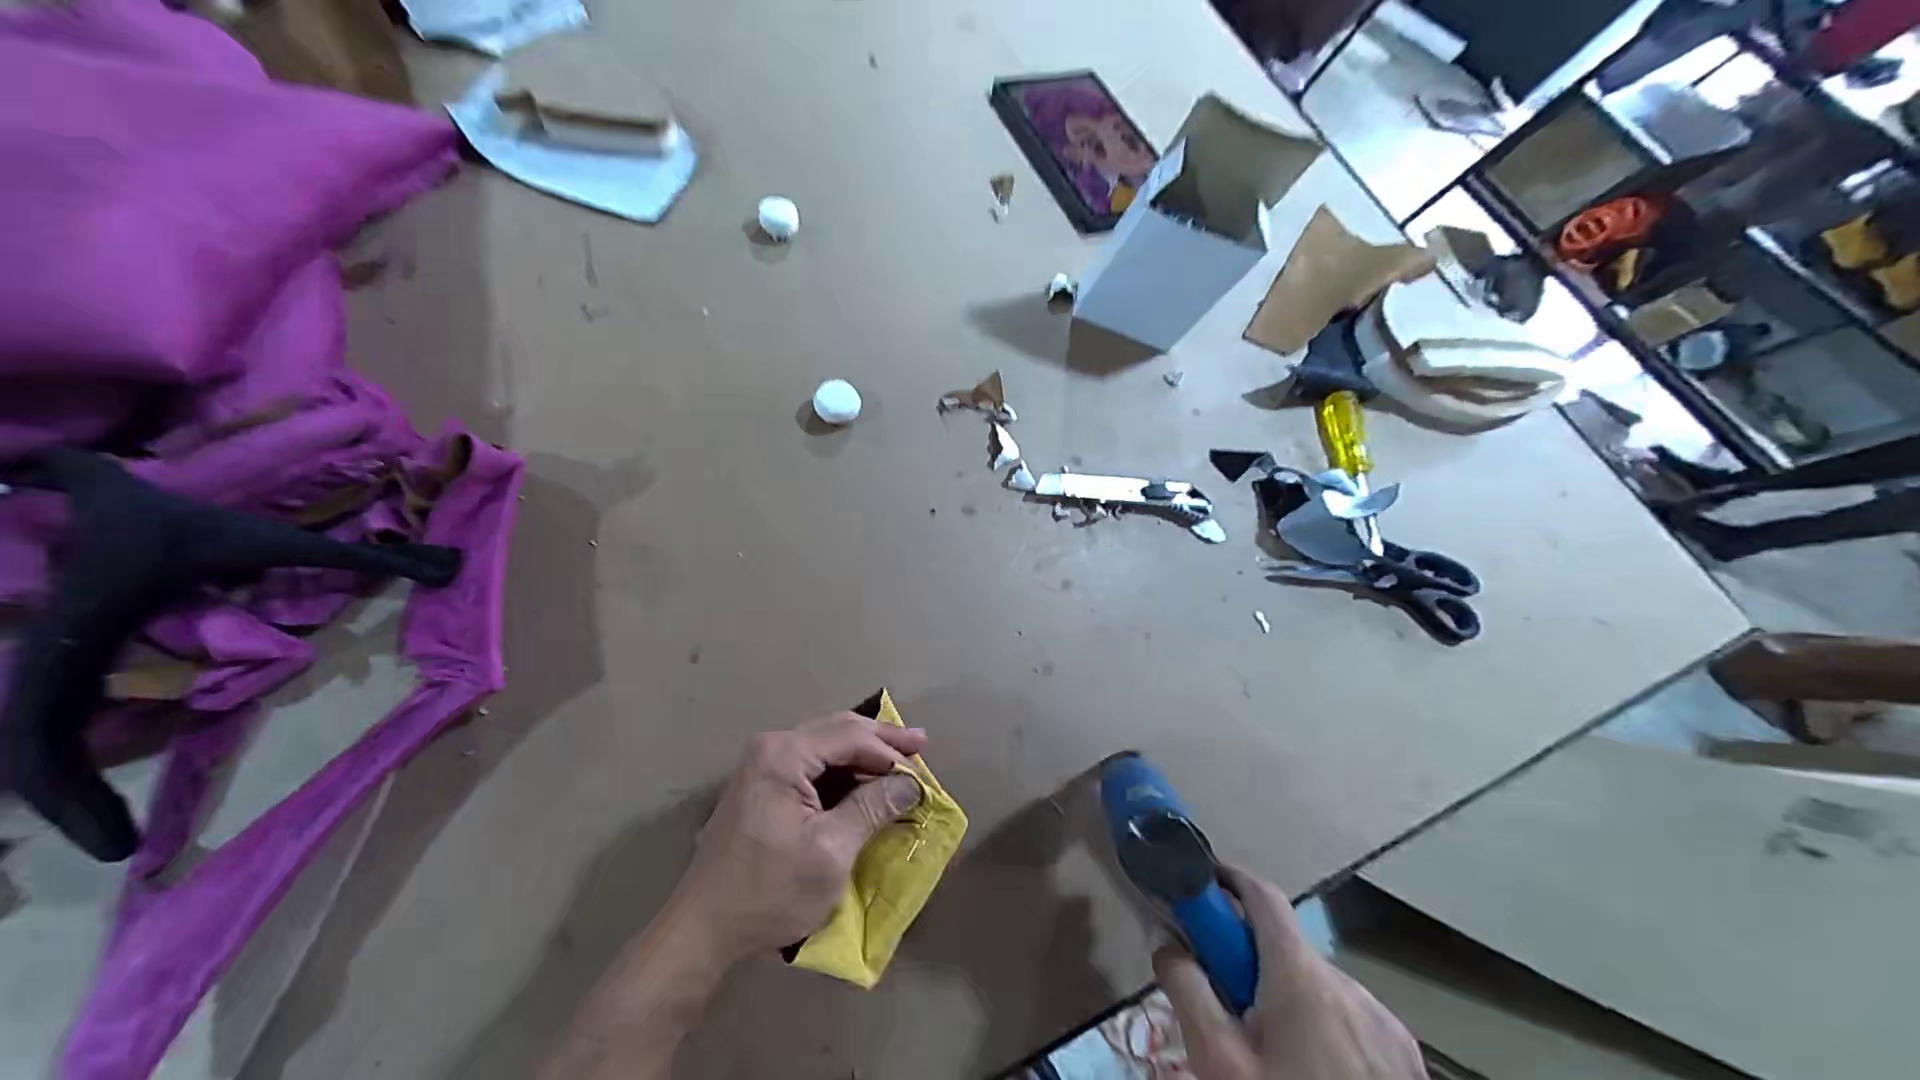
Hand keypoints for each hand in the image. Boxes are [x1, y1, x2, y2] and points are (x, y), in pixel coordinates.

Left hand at [671, 712, 926, 961]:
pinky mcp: (761, 786)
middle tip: (921, 746)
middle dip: (881, 740)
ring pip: (826, 746)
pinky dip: (843, 772)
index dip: (890, 752)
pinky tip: (865, 779)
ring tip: (901, 760)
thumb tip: (911, 784)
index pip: (850, 736)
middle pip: (838, 731)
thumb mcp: (831, 850)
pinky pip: (812, 766)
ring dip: (863, 755)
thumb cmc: (769, 891)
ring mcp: (762, 766)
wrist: (702, 930)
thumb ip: (873, 808)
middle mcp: (771, 748)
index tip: (923, 771)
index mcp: (784, 755)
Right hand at [1154, 865, 1423, 1079]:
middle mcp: (1347, 985)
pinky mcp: (1406, 1056)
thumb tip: (1169, 946)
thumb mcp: (1220, 1062)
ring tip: (1268, 1054)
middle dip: (1247, 961)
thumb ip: (1188, 992)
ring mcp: (1384, 1022)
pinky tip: (1311, 1071)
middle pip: (1284, 948)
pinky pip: (1350, 1019)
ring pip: (1317, 986)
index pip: (1262, 894)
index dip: (1227, 879)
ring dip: (1284, 997)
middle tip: (1223, 1005)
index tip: (1199, 889)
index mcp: (1302, 975)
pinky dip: (1321, 1026)